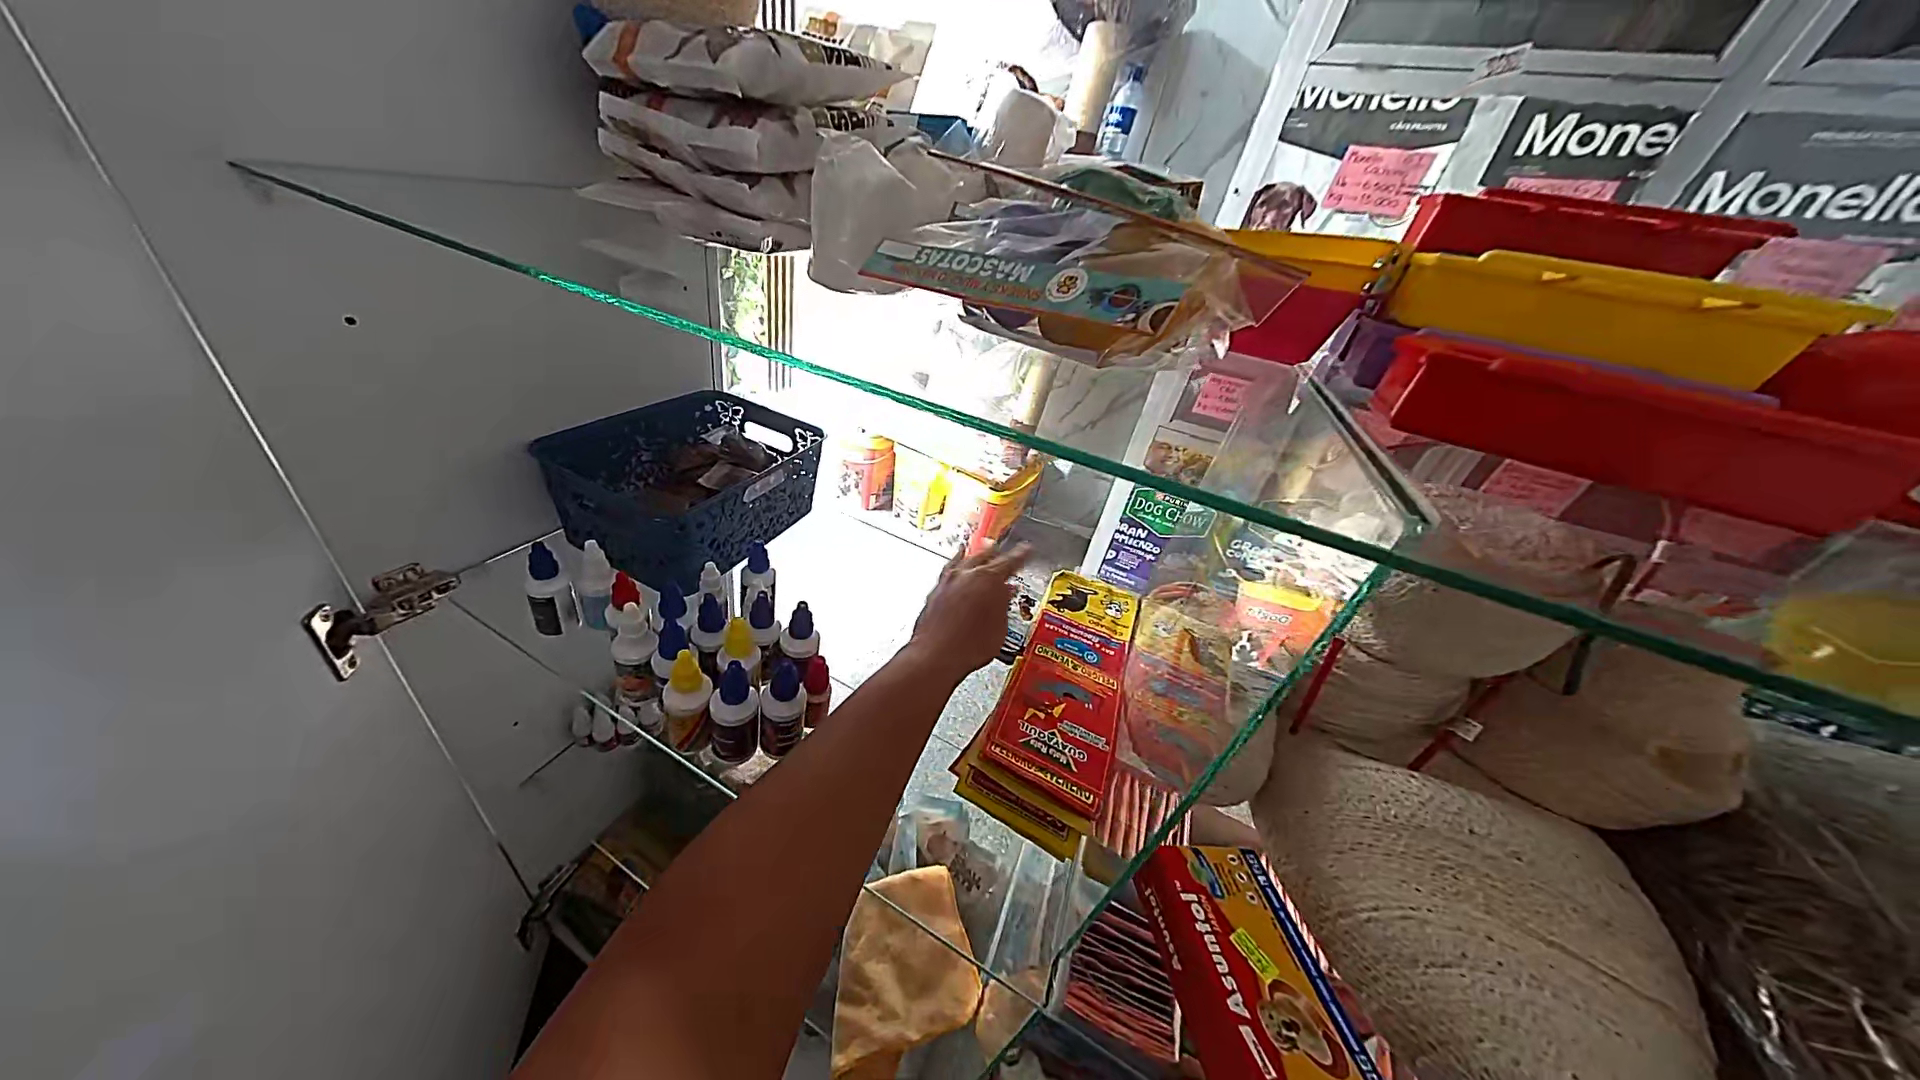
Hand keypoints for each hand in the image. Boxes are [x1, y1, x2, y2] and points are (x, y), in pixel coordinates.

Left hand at [903, 542, 1031, 684]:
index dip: (1021, 554)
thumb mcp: (1000, 628)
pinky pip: (948, 570)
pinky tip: (956, 570)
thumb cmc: (968, 646)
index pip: (1011, 561)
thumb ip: (1003, 606)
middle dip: (997, 552)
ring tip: (979, 551)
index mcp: (989, 579)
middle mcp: (966, 574)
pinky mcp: (934, 591)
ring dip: (975, 555)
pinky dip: (956, 566)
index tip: (1027, 549)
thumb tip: (1005, 595)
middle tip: (1004, 549)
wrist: (935, 656)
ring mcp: (947, 581)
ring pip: (964, 560)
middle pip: (985, 555)